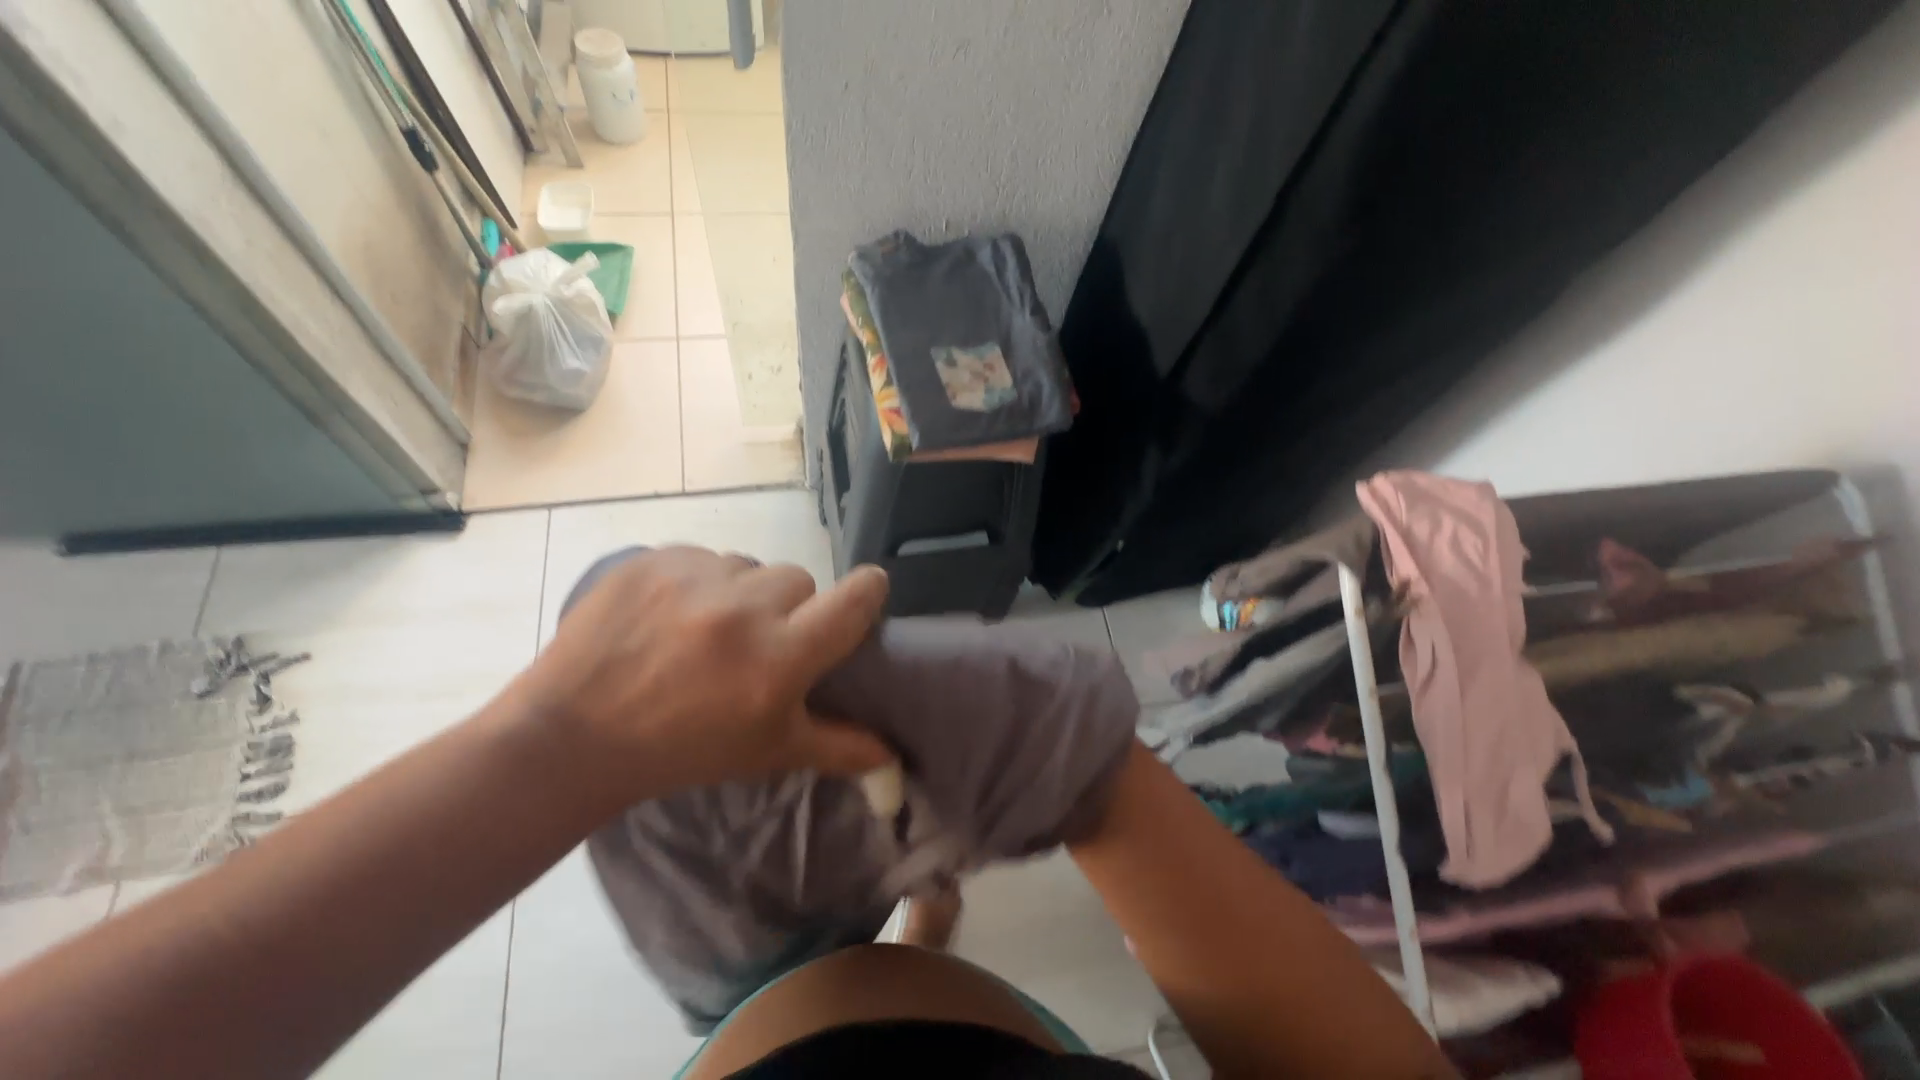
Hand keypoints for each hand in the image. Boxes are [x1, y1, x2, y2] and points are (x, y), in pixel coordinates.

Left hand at [522, 546, 893, 801]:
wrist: (574, 735)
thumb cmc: (682, 750)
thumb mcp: (767, 753)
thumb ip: (839, 745)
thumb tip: (893, 752)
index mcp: (779, 658)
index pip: (853, 600)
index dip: (868, 591)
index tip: (866, 594)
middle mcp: (743, 607)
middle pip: (799, 579)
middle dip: (790, 606)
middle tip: (760, 641)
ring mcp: (694, 576)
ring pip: (748, 566)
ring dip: (741, 592)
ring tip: (709, 630)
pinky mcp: (652, 560)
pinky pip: (700, 557)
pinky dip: (697, 581)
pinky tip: (671, 616)